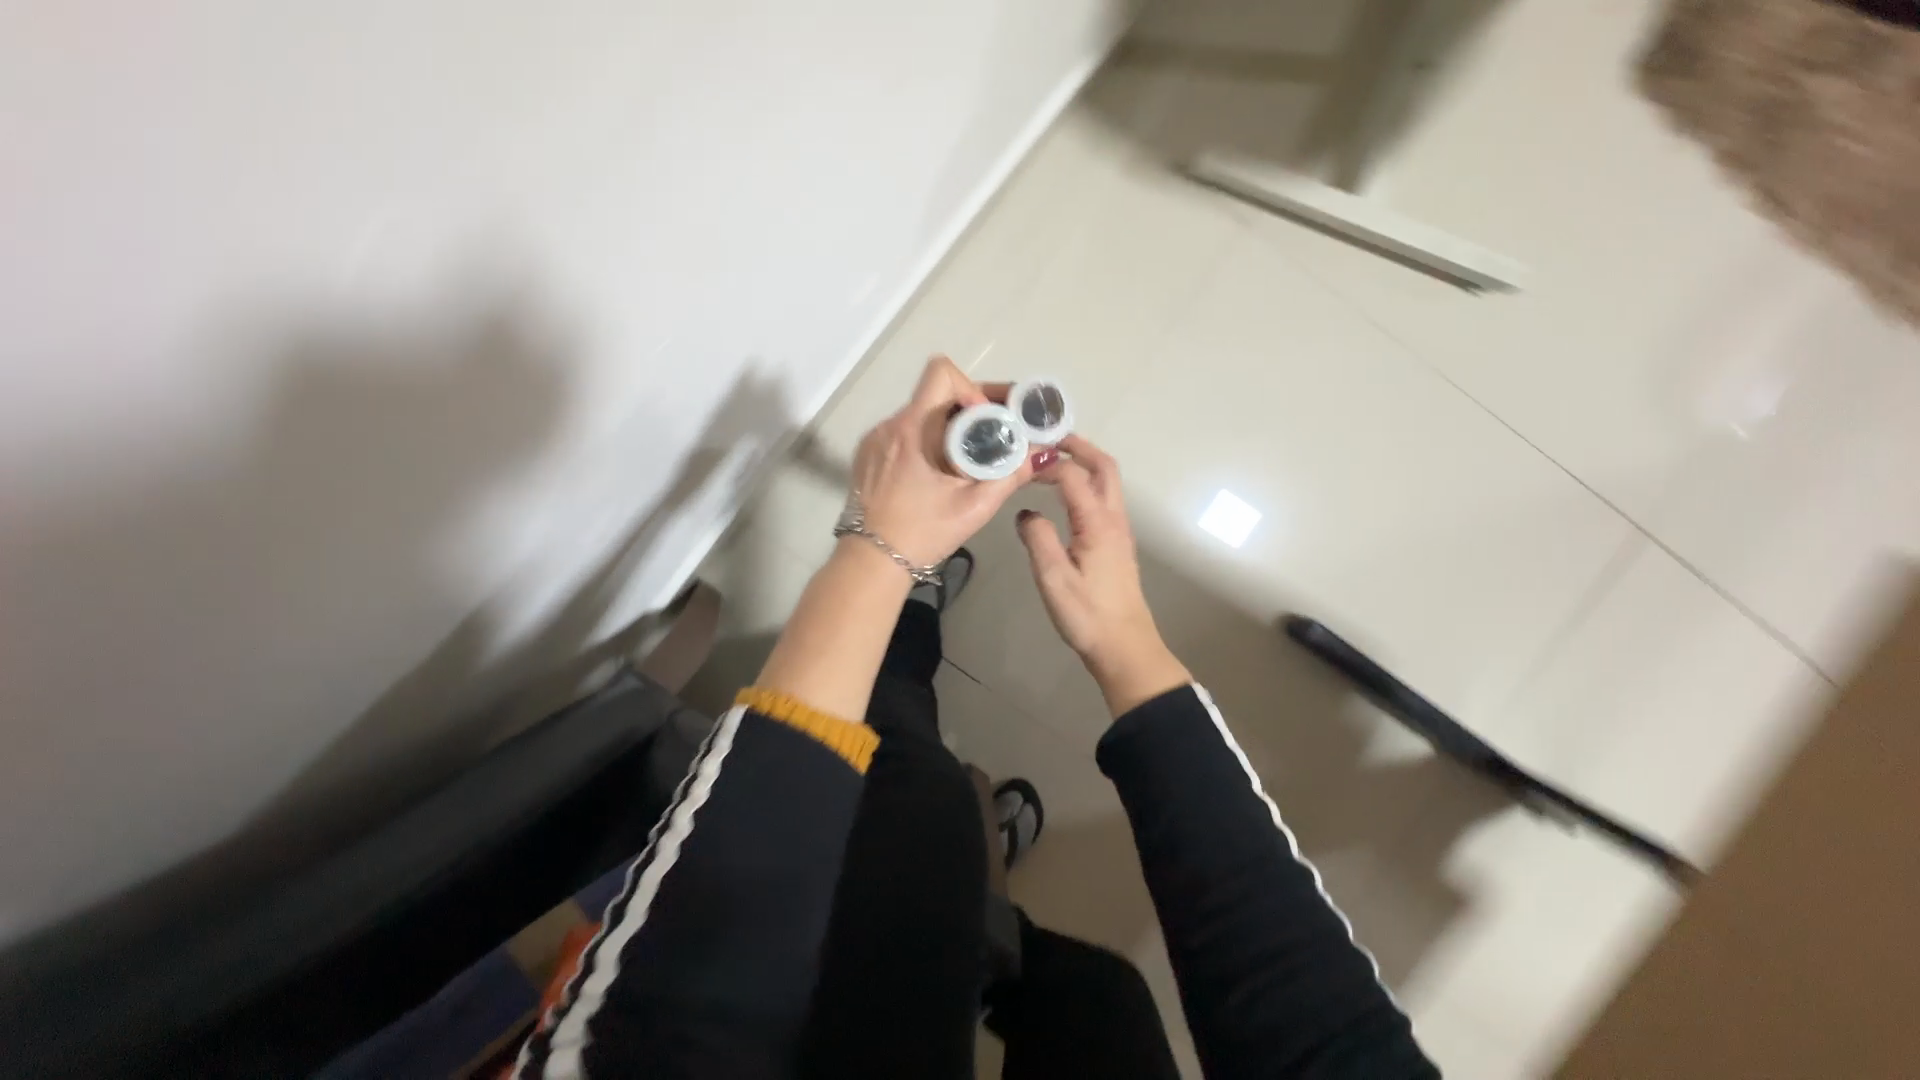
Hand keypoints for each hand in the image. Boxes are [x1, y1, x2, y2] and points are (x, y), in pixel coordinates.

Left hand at [853, 355, 1036, 565]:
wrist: (870, 563)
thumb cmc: (922, 533)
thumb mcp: (973, 507)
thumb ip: (1010, 474)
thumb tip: (1042, 453)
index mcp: (911, 429)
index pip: (941, 373)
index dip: (972, 388)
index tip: (988, 419)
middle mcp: (889, 425)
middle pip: (934, 394)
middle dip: (970, 410)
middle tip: (997, 432)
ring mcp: (875, 440)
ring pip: (920, 415)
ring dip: (949, 427)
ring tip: (971, 457)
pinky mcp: (868, 456)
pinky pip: (905, 433)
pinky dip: (928, 442)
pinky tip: (940, 472)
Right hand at [1014, 435, 1190, 714]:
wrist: (1125, 647)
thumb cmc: (1087, 616)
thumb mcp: (1052, 578)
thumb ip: (1037, 538)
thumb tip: (1025, 512)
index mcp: (1098, 523)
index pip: (1072, 475)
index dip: (1046, 462)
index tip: (1019, 460)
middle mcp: (1114, 519)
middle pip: (1103, 467)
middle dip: (1077, 446)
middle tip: (1045, 439)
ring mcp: (1119, 531)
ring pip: (1106, 481)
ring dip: (1083, 463)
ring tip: (1050, 461)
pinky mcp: (1116, 544)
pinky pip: (1103, 499)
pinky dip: (1084, 483)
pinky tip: (1061, 496)